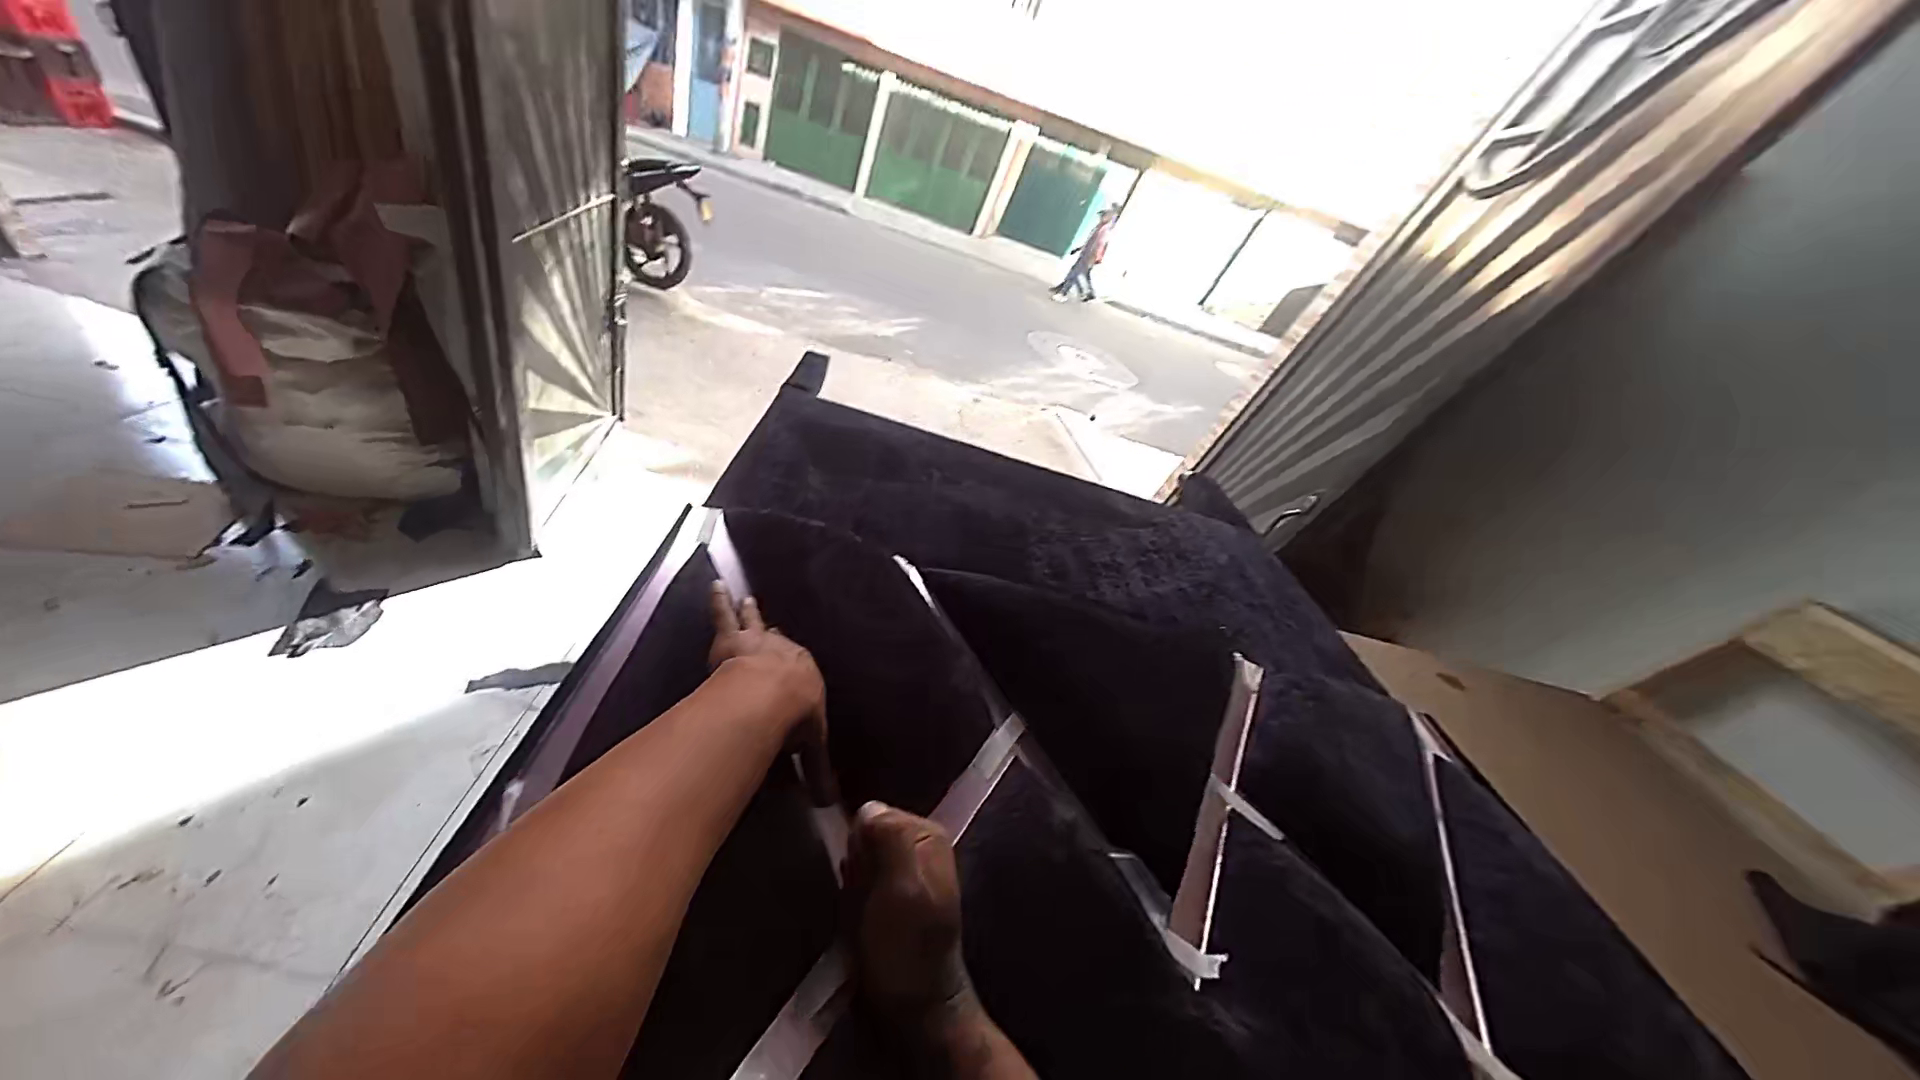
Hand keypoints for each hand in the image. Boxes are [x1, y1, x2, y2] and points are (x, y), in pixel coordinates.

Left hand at [708, 582, 834, 804]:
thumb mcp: (811, 746)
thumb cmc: (796, 716)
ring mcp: (758, 641)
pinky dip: (720, 601)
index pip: (800, 669)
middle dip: (775, 634)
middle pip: (778, 641)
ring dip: (749, 611)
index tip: (794, 668)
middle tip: (773, 626)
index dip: (795, 668)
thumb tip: (831, 806)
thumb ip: (817, 772)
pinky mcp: (732, 638)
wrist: (774, 694)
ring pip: (754, 622)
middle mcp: (784, 651)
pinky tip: (715, 584)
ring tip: (745, 596)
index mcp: (805, 674)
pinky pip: (726, 615)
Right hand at [846, 802, 976, 1034]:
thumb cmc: (908, 947)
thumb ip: (892, 839)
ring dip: (850, 878)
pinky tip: (853, 912)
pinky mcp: (886, 895)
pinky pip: (856, 878)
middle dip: (853, 860)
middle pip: (865, 833)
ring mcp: (902, 870)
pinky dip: (849, 892)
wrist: (913, 1009)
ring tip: (857, 906)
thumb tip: (868, 807)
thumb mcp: (905, 888)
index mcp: (928, 835)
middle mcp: (918, 845)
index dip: (858, 841)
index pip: (877, 813)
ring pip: (858, 855)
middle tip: (859, 893)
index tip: (857, 870)